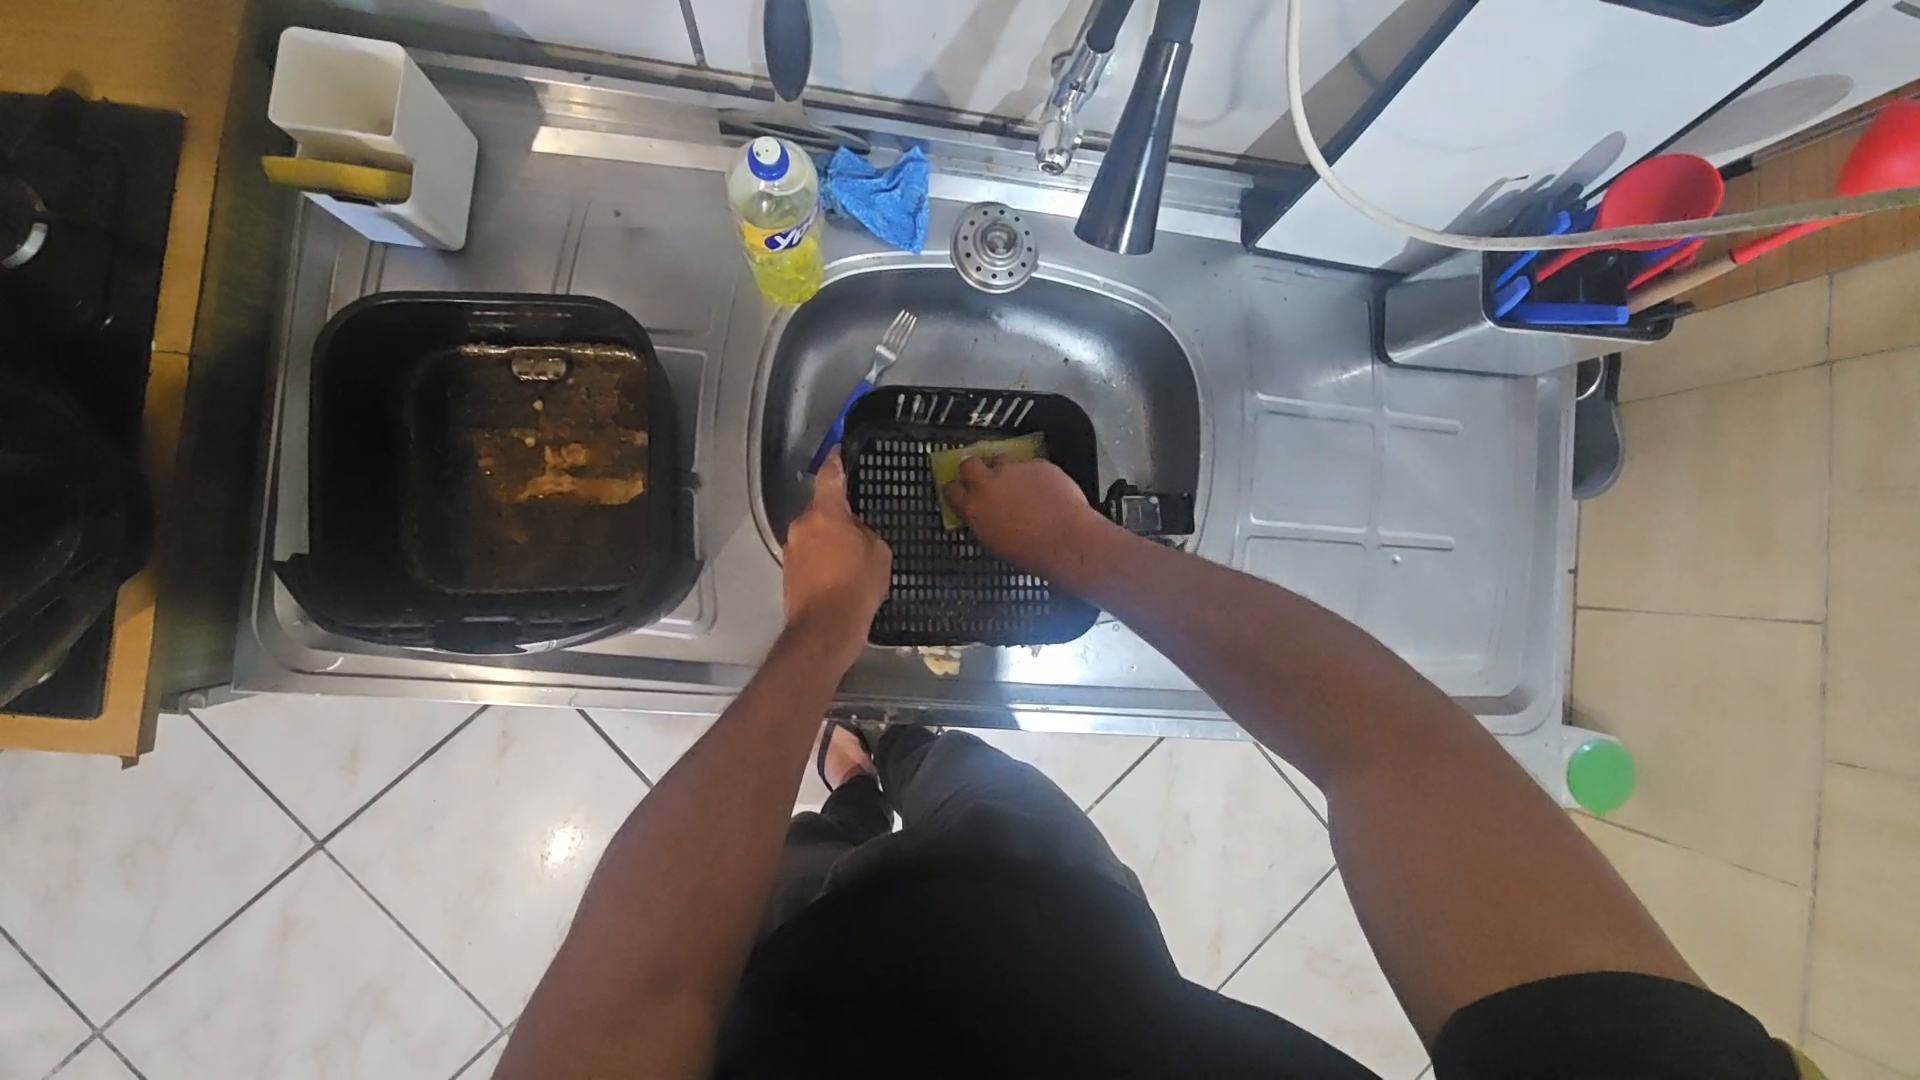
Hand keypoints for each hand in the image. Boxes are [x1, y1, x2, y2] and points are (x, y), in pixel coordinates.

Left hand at [782, 450, 891, 668]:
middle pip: (821, 509)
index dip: (836, 460)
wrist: (825, 629)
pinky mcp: (788, 571)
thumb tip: (854, 532)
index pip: (830, 476)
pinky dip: (822, 558)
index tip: (839, 449)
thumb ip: (866, 533)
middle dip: (838, 515)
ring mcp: (791, 549)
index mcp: (826, 513)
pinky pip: (809, 554)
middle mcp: (802, 525)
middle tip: (860, 526)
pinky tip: (839, 575)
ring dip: (830, 539)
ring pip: (814, 533)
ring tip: (851, 557)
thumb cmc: (857, 586)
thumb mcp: (878, 553)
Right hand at [942, 456, 1117, 581]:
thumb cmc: (1030, 552)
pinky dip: (1035, 475)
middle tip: (982, 475)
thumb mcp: (995, 543)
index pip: (952, 490)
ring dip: (1006, 468)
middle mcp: (989, 484)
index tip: (961, 491)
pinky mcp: (1037, 464)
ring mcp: (1013, 470)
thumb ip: (984, 522)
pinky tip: (1047, 490)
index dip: (956, 489)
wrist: (1065, 540)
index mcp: (974, 508)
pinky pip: (1031, 465)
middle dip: (973, 468)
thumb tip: (985, 516)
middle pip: (969, 464)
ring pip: (1002, 459)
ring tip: (1019, 483)